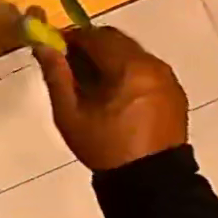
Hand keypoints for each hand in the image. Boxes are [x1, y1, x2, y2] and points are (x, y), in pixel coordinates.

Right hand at [34, 25, 188, 170]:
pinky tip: (115, 97)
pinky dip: (128, 72)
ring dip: (110, 58)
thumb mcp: (70, 114)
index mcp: (128, 67)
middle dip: (90, 46)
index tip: (55, 50)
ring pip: (131, 53)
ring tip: (92, 86)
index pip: (94, 36)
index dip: (71, 38)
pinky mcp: (175, 91)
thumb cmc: (104, 147)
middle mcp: (152, 65)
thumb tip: (42, 45)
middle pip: (115, 40)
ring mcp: (167, 78)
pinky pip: (146, 69)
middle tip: (71, 68)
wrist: (150, 181)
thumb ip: (56, 75)